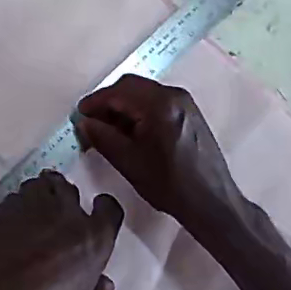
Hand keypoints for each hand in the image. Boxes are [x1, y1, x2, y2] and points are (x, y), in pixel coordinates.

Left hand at [0, 171, 122, 289]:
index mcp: (92, 239)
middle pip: (70, 190)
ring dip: (43, 197)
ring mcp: (30, 205)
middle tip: (60, 219)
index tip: (98, 218)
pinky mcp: (2, 206)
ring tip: (36, 215)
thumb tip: (101, 282)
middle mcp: (65, 214)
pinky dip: (19, 206)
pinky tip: (12, 225)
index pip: (109, 209)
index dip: (103, 212)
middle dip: (67, 200)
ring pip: (42, 185)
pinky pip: (17, 197)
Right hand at [76, 74, 244, 225]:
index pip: (118, 92)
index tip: (79, 116)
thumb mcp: (128, 162)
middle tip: (91, 122)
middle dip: (108, 102)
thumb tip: (84, 122)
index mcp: (159, 105)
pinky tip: (130, 132)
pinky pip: (156, 102)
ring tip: (108, 130)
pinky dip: (139, 111)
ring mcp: (184, 103)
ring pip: (143, 94)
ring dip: (123, 106)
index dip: (94, 102)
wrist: (211, 202)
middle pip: (131, 87)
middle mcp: (174, 96)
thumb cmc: (169, 184)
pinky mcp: (189, 114)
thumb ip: (102, 137)